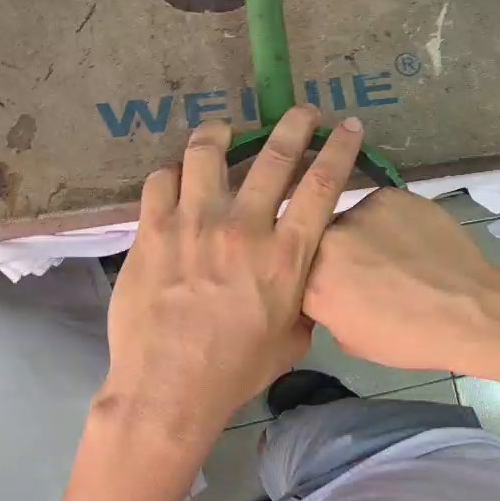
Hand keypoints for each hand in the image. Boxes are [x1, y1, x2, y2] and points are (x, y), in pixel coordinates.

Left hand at [101, 106, 362, 440]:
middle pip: (274, 156)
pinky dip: (173, 172)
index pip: (323, 186)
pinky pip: (161, 180)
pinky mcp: (152, 231)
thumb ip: (303, 298)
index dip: (339, 149)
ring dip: (221, 134)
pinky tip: (177, 178)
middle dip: (294, 124)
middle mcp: (244, 228)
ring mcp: (194, 224)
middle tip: (301, 112)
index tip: (346, 126)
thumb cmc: (237, 370)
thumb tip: (306, 280)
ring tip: (225, 131)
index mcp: (286, 255)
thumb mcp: (293, 338)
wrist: (169, 388)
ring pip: (207, 153)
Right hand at [303, 189, 499, 372]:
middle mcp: (327, 240)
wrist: (469, 310)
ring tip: (396, 255)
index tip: (334, 285)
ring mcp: (360, 212)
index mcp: (310, 282)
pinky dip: (391, 222)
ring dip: (364, 235)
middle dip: (336, 252)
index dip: (314, 278)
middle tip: (366, 269)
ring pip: (351, 220)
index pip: (294, 272)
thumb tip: (330, 291)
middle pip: (319, 239)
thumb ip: (328, 309)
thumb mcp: (352, 340)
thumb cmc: (411, 337)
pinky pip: (380, 207)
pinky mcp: (391, 195)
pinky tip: (413, 240)